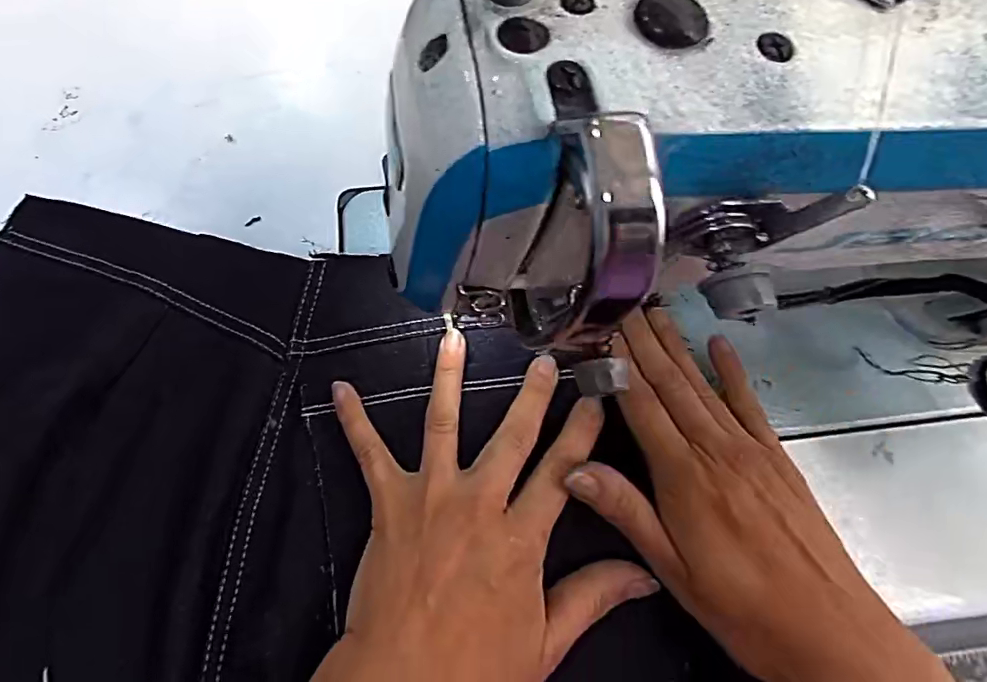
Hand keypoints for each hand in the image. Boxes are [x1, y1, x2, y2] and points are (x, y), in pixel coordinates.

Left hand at [311, 328, 659, 681]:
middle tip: (545, 360)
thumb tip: (645, 576)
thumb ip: (592, 598)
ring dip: (448, 377)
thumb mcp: (544, 644)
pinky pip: (368, 454)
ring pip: (443, 423)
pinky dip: (354, 420)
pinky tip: (340, 390)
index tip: (597, 399)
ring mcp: (431, 497)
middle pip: (513, 436)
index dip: (583, 433)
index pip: (563, 472)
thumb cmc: (472, 672)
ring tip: (453, 339)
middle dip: (534, 395)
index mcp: (520, 538)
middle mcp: (479, 504)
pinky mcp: (390, 504)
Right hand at [564, 307, 953, 681]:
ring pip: (703, 385)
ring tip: (659, 314)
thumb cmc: (742, 608)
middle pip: (672, 385)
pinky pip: (747, 403)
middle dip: (646, 343)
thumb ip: (626, 511)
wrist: (828, 628)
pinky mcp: (775, 454)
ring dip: (678, 346)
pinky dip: (731, 370)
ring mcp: (748, 447)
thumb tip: (574, 468)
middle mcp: (715, 448)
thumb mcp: (674, 570)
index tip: (606, 334)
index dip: (622, 367)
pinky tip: (718, 345)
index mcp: (684, 475)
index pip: (644, 406)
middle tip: (627, 307)